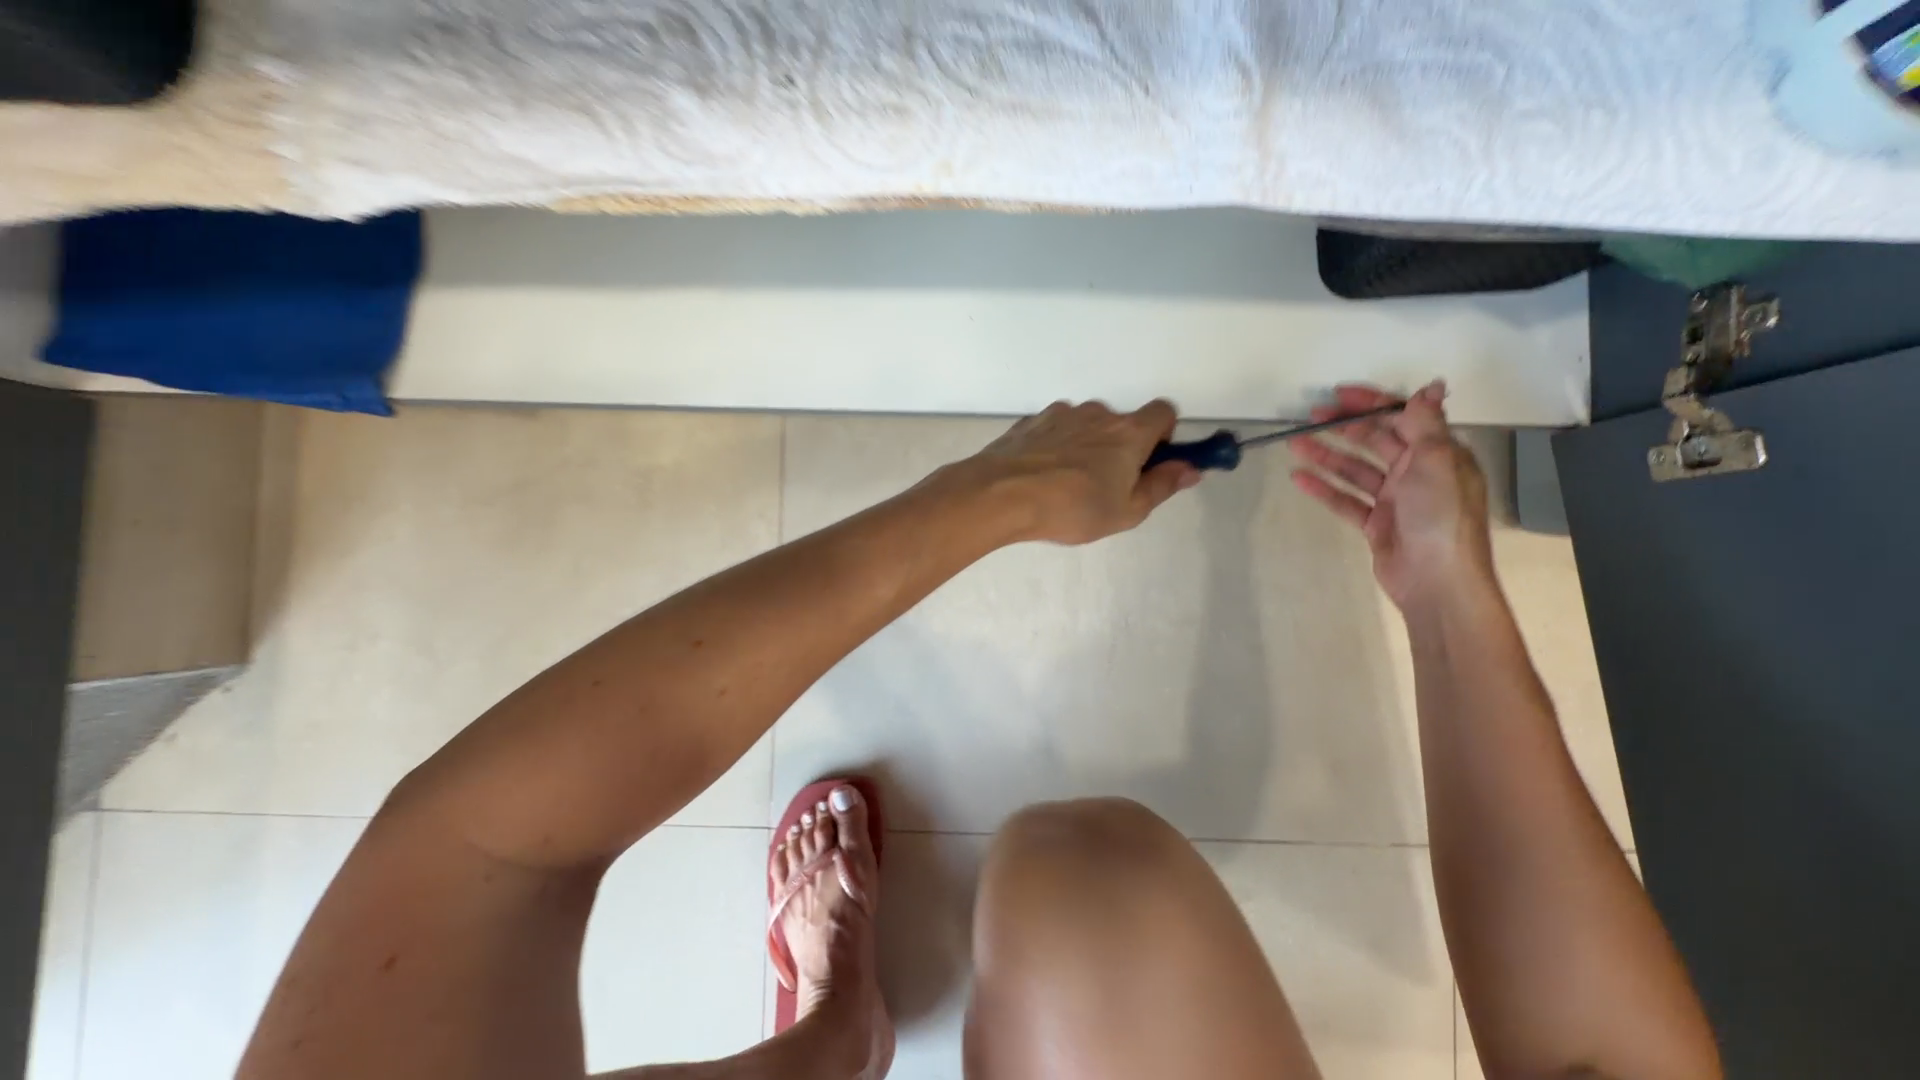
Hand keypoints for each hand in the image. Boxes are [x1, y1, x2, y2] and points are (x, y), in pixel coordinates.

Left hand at [960, 399, 1199, 545]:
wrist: (1000, 494)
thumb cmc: (1072, 508)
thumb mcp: (1127, 511)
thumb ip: (1162, 486)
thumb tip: (1190, 468)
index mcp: (1129, 432)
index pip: (1165, 412)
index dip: (1165, 434)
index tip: (1152, 462)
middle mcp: (1098, 413)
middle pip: (1122, 422)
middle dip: (1120, 448)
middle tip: (1105, 486)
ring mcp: (1061, 414)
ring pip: (1086, 426)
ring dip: (1085, 447)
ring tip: (1065, 485)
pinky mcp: (1030, 422)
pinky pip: (1055, 431)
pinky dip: (1055, 447)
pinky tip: (1040, 476)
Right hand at [1289, 382, 1494, 610]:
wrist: (1437, 579)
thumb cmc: (1440, 515)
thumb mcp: (1437, 461)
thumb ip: (1427, 422)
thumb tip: (1434, 384)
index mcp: (1437, 453)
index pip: (1402, 417)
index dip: (1371, 403)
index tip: (1339, 394)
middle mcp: (1417, 472)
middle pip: (1375, 441)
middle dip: (1343, 426)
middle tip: (1309, 417)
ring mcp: (1395, 500)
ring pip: (1355, 469)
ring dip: (1326, 455)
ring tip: (1294, 443)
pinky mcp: (1376, 524)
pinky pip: (1345, 499)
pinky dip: (1323, 488)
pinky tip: (1299, 478)